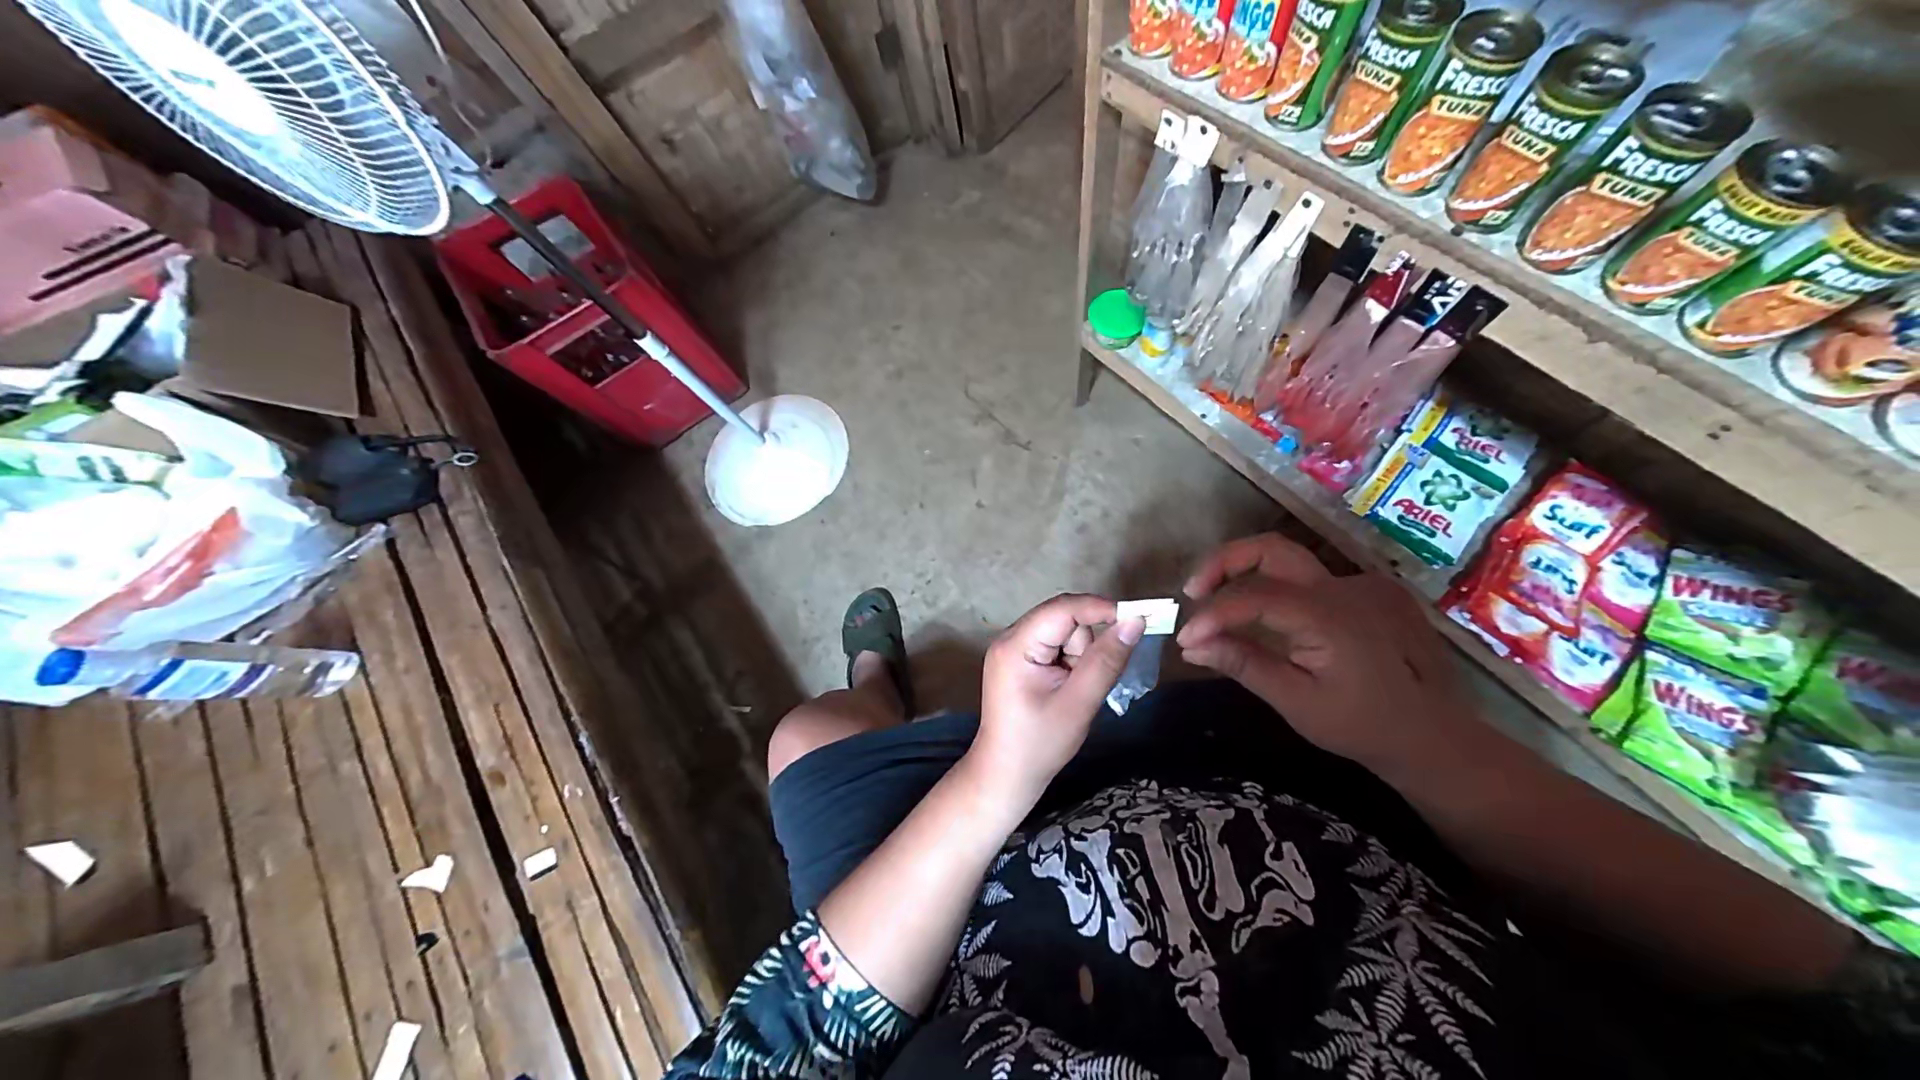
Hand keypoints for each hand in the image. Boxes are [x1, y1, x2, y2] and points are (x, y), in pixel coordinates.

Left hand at [969, 594, 1144, 803]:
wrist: (1007, 774)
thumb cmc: (1040, 743)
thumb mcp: (1079, 703)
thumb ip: (1107, 660)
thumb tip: (1134, 622)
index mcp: (1016, 644)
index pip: (1063, 608)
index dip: (1100, 609)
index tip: (1137, 620)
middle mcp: (1011, 638)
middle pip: (1063, 617)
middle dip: (1088, 642)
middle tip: (1090, 679)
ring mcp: (1013, 648)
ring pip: (1064, 632)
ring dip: (1081, 655)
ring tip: (1074, 692)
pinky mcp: (1020, 660)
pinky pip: (1056, 645)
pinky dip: (1072, 661)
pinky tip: (1068, 689)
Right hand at [1176, 534, 1474, 771]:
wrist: (1433, 736)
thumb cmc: (1361, 725)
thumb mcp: (1296, 702)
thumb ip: (1243, 664)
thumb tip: (1190, 645)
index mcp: (1327, 616)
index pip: (1253, 595)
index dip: (1212, 614)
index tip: (1184, 638)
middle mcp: (1342, 587)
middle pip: (1270, 549)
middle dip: (1223, 563)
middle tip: (1193, 591)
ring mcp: (1359, 584)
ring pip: (1288, 560)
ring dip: (1246, 574)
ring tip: (1219, 603)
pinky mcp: (1369, 590)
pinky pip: (1310, 579)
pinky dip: (1277, 590)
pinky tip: (1269, 621)